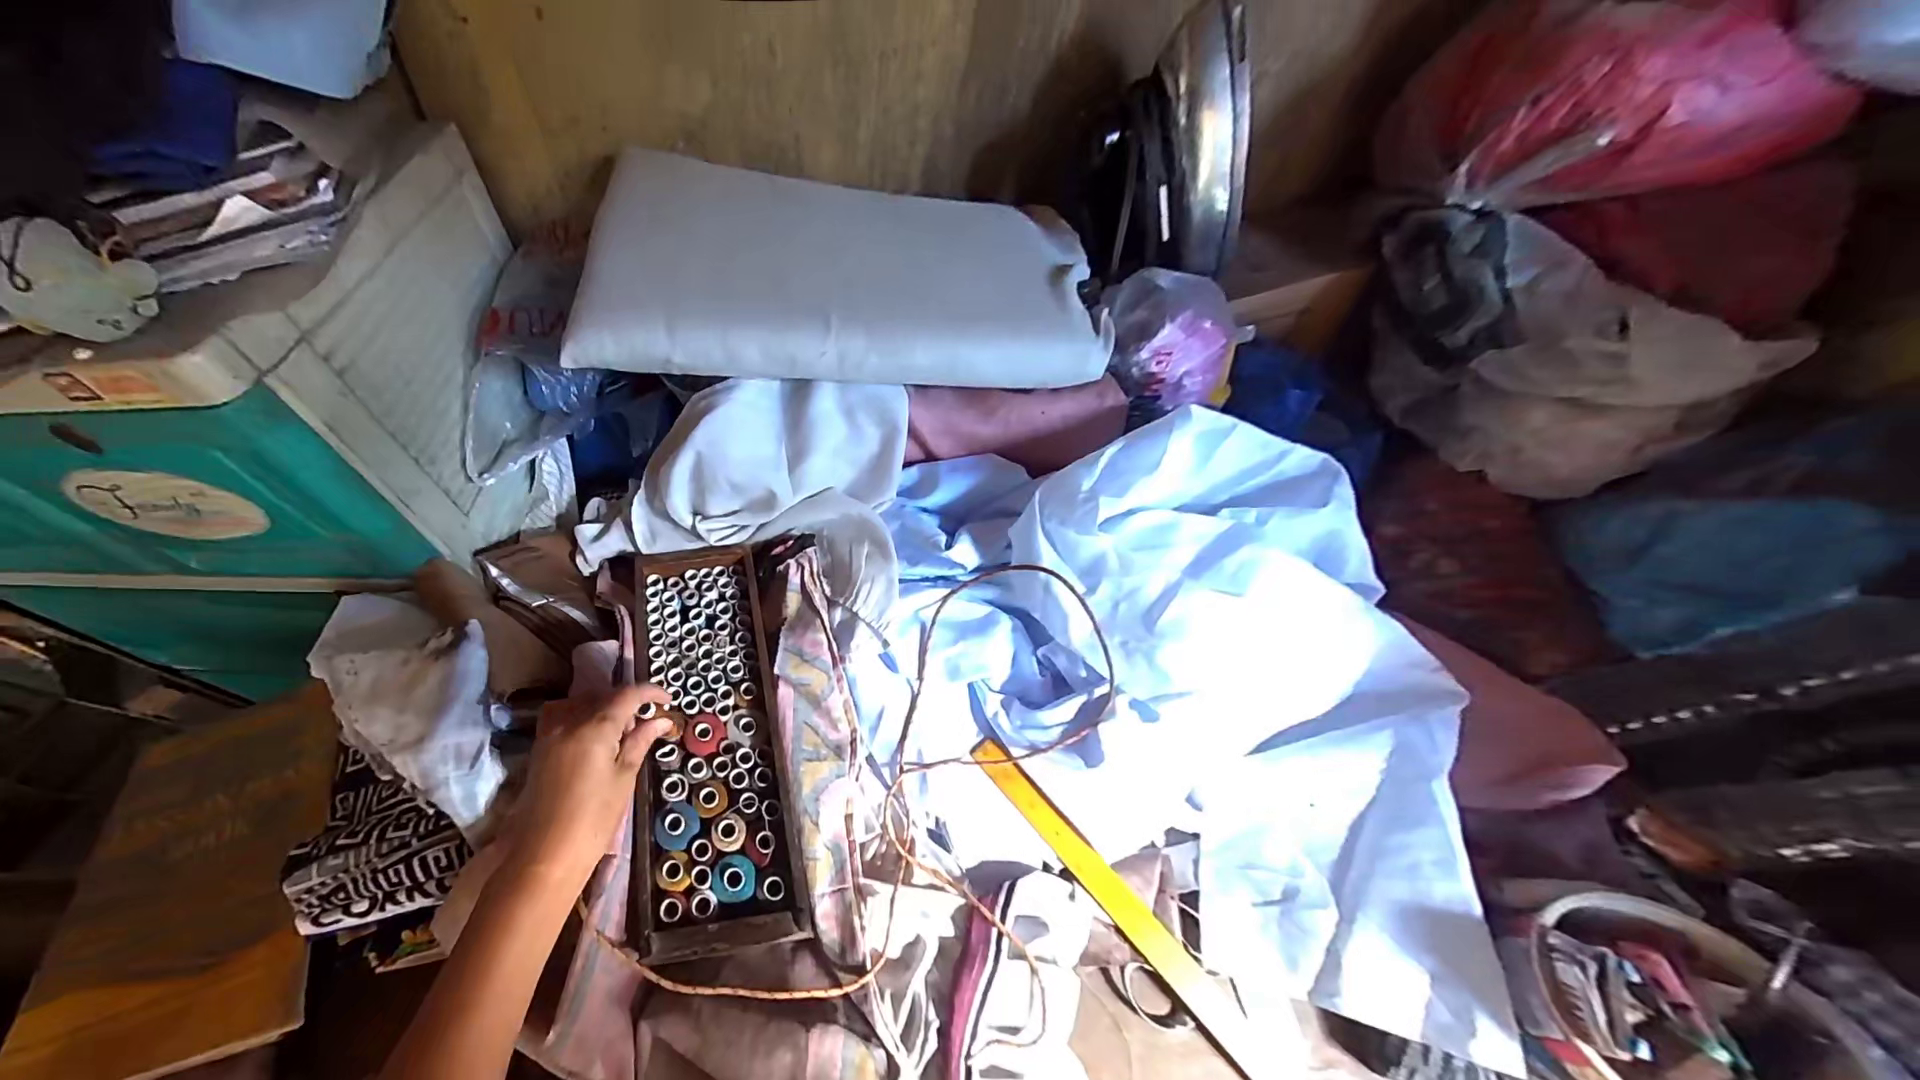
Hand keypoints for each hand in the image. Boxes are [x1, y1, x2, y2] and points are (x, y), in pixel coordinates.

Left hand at [510, 684, 671, 886]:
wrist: (545, 855)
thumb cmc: (594, 818)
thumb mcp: (625, 777)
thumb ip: (640, 742)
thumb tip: (661, 721)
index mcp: (595, 728)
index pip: (627, 696)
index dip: (650, 693)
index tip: (668, 700)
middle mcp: (569, 723)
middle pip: (603, 696)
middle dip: (627, 702)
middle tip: (645, 723)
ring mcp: (549, 734)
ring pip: (580, 702)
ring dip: (603, 706)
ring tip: (619, 730)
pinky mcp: (540, 748)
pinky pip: (563, 716)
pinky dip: (582, 715)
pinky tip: (595, 737)